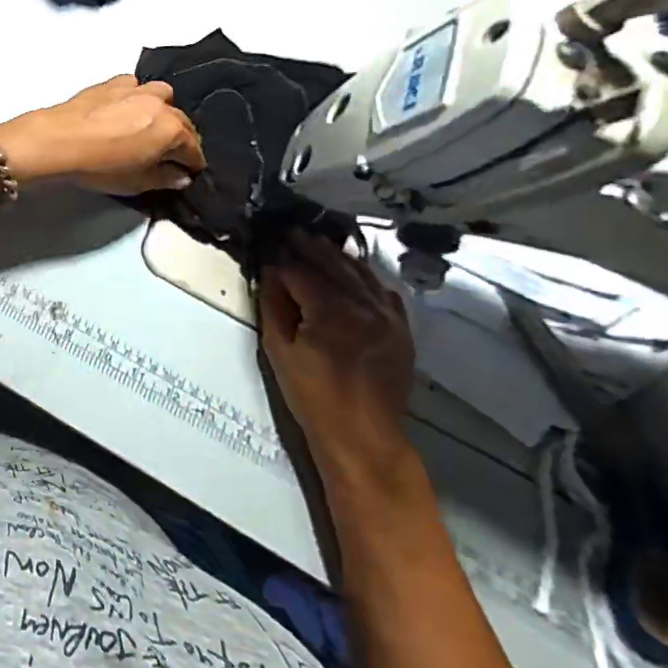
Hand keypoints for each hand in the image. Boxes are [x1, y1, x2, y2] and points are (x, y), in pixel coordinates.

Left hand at [0, 75, 205, 195]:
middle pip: (182, 121)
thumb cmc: (97, 166)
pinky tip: (127, 108)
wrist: (58, 141)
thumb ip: (164, 178)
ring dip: (164, 110)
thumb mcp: (135, 183)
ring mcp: (136, 90)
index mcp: (171, 130)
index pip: (193, 149)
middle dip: (181, 138)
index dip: (193, 163)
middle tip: (170, 155)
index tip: (189, 171)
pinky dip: (137, 96)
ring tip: (151, 126)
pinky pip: (136, 86)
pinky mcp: (113, 84)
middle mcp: (159, 104)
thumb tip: (180, 176)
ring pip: (163, 96)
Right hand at [258, 233, 414, 466]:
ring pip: (360, 271)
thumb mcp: (278, 351)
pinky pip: (382, 289)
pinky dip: (364, 275)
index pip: (301, 270)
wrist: (363, 435)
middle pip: (332, 263)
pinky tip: (351, 269)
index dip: (281, 257)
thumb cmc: (312, 396)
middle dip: (307, 246)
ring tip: (315, 242)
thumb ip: (274, 306)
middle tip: (287, 232)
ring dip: (335, 254)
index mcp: (331, 310)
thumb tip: (270, 273)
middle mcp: (364, 304)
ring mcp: (388, 314)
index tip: (266, 245)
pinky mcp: (401, 327)